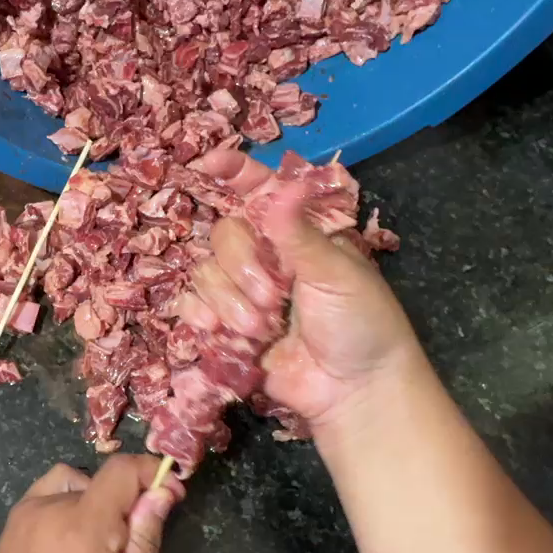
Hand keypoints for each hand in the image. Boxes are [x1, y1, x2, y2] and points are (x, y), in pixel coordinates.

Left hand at [0, 454, 183, 552]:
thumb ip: (144, 542)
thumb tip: (162, 493)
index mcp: (85, 524)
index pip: (123, 469)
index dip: (153, 472)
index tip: (172, 494)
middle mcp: (53, 505)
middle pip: (102, 479)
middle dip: (128, 500)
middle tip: (130, 548)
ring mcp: (28, 510)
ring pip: (76, 482)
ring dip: (97, 500)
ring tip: (98, 545)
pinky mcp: (13, 521)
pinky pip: (50, 492)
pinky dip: (69, 501)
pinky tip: (69, 540)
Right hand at [190, 151, 423, 433]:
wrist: (353, 388)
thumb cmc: (361, 323)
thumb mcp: (337, 272)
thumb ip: (299, 233)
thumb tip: (283, 187)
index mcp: (296, 234)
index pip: (258, 190)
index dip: (233, 173)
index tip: (208, 163)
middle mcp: (264, 256)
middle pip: (223, 234)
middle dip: (242, 267)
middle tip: (273, 297)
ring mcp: (241, 292)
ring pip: (205, 273)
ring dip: (229, 302)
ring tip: (261, 328)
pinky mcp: (224, 326)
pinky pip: (191, 306)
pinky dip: (201, 316)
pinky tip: (221, 331)